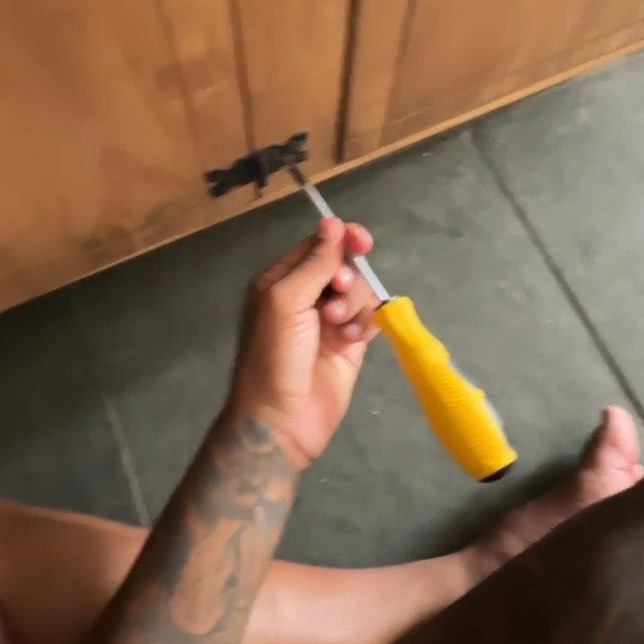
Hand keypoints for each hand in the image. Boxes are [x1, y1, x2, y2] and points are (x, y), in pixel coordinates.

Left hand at [228, 217, 379, 468]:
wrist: (281, 421)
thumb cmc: (274, 355)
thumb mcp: (287, 300)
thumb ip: (315, 261)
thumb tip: (333, 222)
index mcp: (280, 281)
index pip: (316, 246)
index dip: (340, 240)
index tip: (361, 240)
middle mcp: (305, 297)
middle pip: (342, 266)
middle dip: (347, 276)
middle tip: (340, 292)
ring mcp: (329, 322)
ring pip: (359, 292)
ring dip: (354, 303)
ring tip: (339, 326)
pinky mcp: (349, 345)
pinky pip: (369, 319)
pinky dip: (364, 324)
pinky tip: (351, 340)